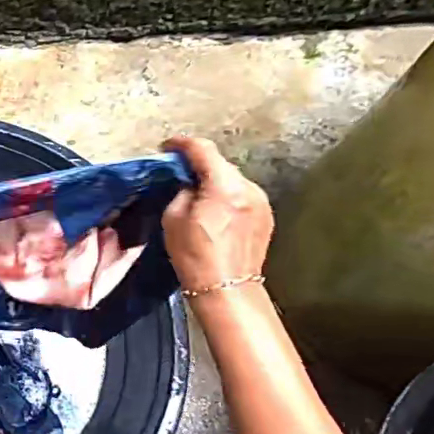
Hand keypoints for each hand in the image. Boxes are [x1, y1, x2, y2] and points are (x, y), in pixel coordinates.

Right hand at [160, 137, 273, 291]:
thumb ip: (181, 191)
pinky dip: (227, 197)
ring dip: (214, 183)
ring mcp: (261, 202)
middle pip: (220, 164)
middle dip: (199, 165)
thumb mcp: (173, 219)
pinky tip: (215, 213)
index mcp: (224, 186)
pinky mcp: (266, 216)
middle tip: (178, 175)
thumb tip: (188, 183)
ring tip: (197, 197)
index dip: (181, 144)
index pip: (202, 149)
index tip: (167, 147)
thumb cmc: (195, 257)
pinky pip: (242, 196)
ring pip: (232, 180)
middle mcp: (249, 188)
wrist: (227, 289)